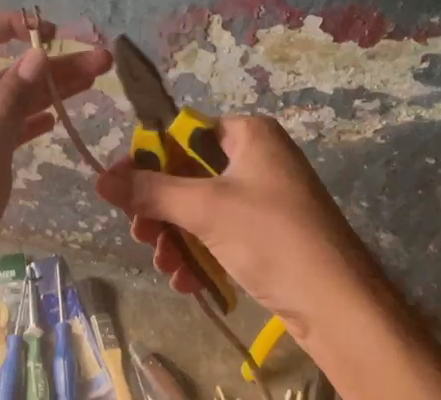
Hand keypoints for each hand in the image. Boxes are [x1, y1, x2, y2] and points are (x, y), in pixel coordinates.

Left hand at [0, 12, 112, 315]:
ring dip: (49, 91)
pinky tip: (59, 119)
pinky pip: (6, 130)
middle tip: (102, 63)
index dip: (10, 24)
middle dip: (50, 63)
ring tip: (95, 83)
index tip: (52, 34)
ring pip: (11, 101)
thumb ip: (11, 99)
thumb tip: (34, 53)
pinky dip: (32, 121)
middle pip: (4, 69)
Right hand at [94, 115, 372, 331]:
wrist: (340, 308)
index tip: (119, 189)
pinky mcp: (271, 234)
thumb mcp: (204, 209)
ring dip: (176, 236)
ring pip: (202, 207)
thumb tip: (99, 179)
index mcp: (249, 133)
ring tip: (163, 265)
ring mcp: (266, 196)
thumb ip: (150, 190)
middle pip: (189, 172)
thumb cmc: (272, 238)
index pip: (182, 132)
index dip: (147, 160)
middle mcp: (258, 156)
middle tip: (140, 235)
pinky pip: (221, 231)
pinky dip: (200, 252)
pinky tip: (186, 281)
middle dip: (160, 208)